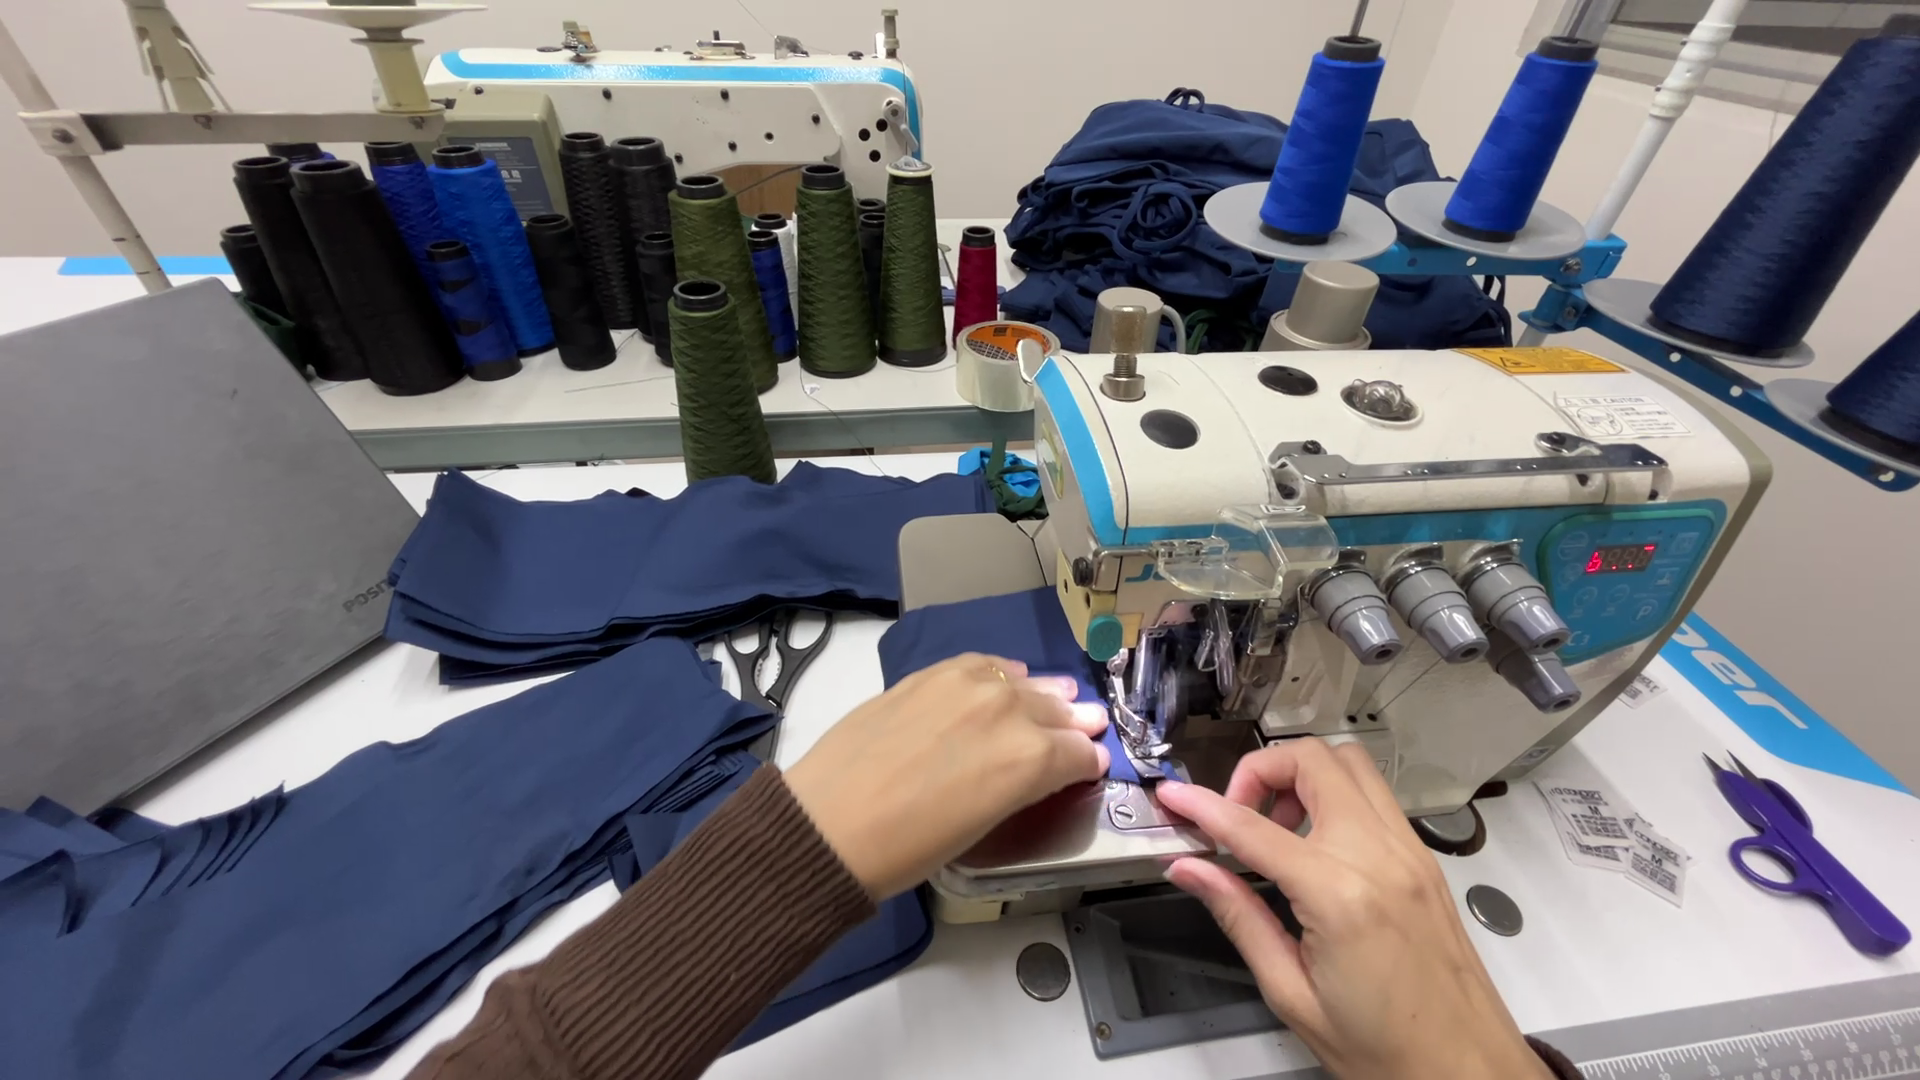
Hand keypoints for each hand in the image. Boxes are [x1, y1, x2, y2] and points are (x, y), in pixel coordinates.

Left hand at [784, 653, 1109, 899]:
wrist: (832, 822)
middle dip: (1074, 723)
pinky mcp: (932, 673)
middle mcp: (1009, 711)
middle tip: (1086, 726)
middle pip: (1056, 711)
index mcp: (1030, 759)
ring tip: (1058, 696)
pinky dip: (1001, 672)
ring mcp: (968, 685)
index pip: (1078, 752)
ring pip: (1023, 682)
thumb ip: (1023, 783)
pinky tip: (1007, 676)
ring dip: (1043, 693)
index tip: (1089, 765)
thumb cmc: (910, 847)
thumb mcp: (984, 823)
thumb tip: (1048, 764)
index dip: (1087, 761)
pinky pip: (982, 664)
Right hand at [1157, 741, 1547, 1079]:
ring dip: (1300, 773)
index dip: (1201, 806)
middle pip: (1310, 760)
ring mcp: (1410, 852)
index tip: (1171, 796)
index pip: (1252, 828)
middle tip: (1235, 813)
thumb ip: (1236, 915)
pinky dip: (1332, 792)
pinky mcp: (1424, 859)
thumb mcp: (1291, 993)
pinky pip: (1372, 793)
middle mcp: (1380, 857)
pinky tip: (1312, 839)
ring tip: (1276, 821)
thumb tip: (1188, 869)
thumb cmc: (1386, 1054)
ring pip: (1348, 761)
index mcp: (1341, 896)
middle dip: (1259, 770)